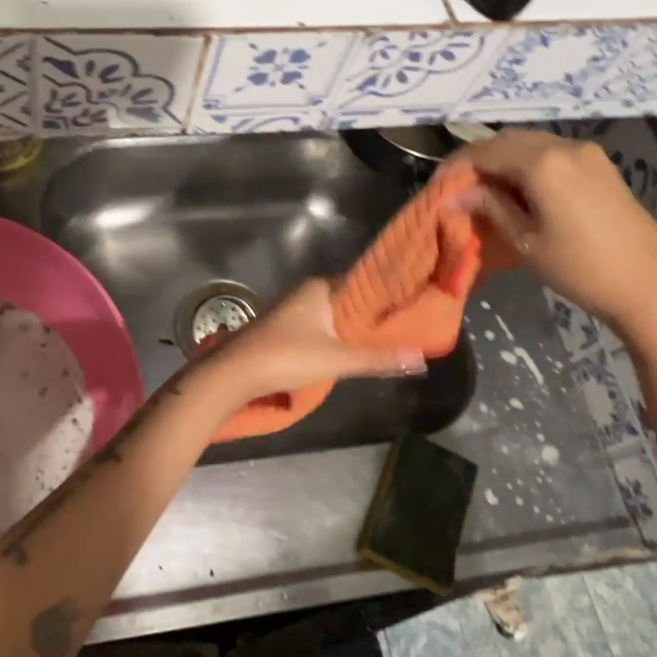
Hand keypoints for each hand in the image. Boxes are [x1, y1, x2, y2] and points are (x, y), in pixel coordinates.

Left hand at [199, 280, 424, 405]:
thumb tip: (421, 359)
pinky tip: (349, 351)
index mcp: (320, 287)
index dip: (388, 295)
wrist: (235, 373)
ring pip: (333, 315)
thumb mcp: (337, 359)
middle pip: (349, 300)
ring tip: (384, 341)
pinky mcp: (284, 328)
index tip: (413, 305)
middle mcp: (306, 292)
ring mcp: (292, 309)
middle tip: (405, 328)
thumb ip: (378, 358)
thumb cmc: (287, 357)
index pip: (364, 283)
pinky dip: (336, 336)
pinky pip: (320, 327)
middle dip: (373, 315)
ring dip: (353, 328)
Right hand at [449, 129, 656, 338]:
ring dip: (503, 160)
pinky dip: (528, 164)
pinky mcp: (601, 167)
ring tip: (484, 190)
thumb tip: (455, 194)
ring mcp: (588, 154)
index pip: (485, 152)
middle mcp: (565, 147)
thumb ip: (490, 207)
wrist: (648, 286)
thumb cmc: (579, 267)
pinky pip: (553, 153)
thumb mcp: (525, 240)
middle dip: (478, 159)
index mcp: (542, 163)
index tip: (438, 188)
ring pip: (531, 144)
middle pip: (508, 140)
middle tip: (457, 187)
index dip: (456, 167)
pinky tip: (519, 189)